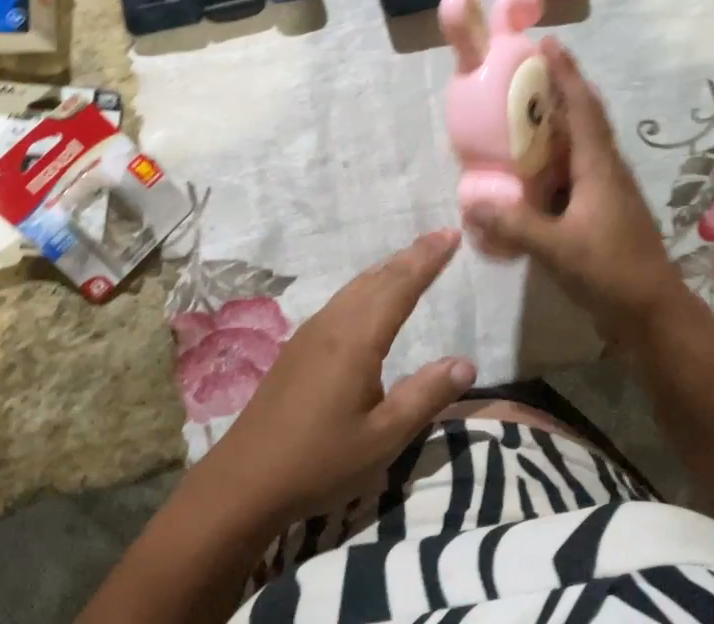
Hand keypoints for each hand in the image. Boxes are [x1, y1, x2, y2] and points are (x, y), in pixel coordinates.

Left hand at [192, 230, 477, 524]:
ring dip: (387, 270)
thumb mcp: (384, 437)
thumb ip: (425, 396)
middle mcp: (332, 325)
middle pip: (376, 279)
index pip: (400, 286)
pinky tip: (369, 299)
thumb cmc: (321, 461)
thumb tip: (466, 363)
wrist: (246, 479)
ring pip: (355, 288)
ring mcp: (310, 334)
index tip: (452, 233)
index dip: (428, 259)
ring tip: (412, 260)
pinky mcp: (297, 349)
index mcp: (356, 340)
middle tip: (440, 236)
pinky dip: (366, 288)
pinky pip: (340, 302)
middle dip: (410, 256)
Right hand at [466, 40, 699, 338]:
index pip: (581, 108)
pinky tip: (531, 168)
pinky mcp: (603, 211)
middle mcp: (606, 170)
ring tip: (523, 111)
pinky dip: (554, 157)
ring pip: (581, 144)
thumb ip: (513, 224)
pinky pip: (575, 170)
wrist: (653, 314)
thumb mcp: (555, 249)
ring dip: (557, 122)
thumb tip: (470, 201)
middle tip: (527, 71)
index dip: (565, 74)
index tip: (548, 43)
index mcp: (599, 168)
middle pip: (584, 118)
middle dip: (561, 89)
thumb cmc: (610, 272)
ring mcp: (608, 191)